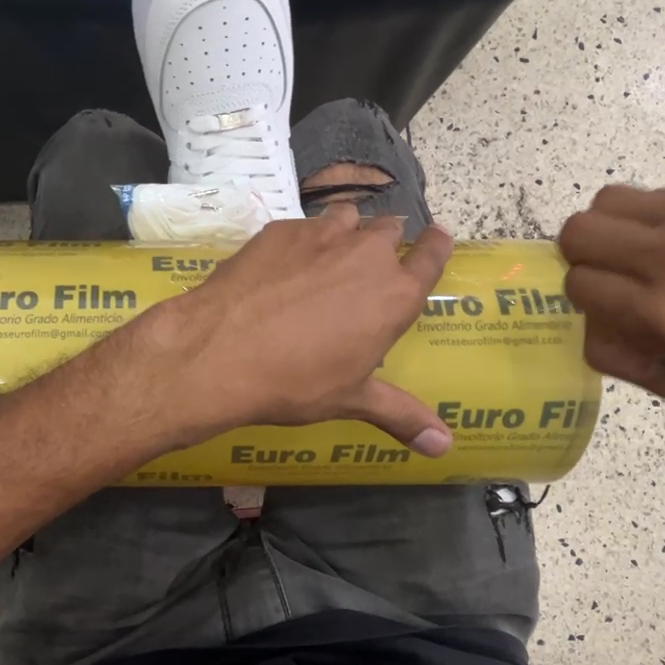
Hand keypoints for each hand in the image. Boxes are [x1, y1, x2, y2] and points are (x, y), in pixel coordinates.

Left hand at [126, 202, 456, 453]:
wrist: (219, 352)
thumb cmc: (295, 382)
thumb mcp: (350, 399)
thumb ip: (401, 415)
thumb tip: (445, 446)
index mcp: (394, 295)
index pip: (433, 255)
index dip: (435, 246)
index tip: (436, 238)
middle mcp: (366, 254)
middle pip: (390, 231)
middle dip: (386, 243)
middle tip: (370, 265)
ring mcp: (321, 236)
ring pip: (348, 218)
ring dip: (347, 232)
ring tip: (329, 257)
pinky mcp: (279, 231)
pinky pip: (303, 226)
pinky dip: (302, 240)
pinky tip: (282, 266)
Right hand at [557, 184, 664, 399]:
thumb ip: (619, 358)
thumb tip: (585, 322)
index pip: (577, 286)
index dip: (583, 299)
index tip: (607, 305)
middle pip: (577, 233)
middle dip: (582, 256)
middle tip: (611, 271)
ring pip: (607, 201)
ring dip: (611, 227)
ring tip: (641, 247)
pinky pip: (658, 194)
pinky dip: (656, 216)